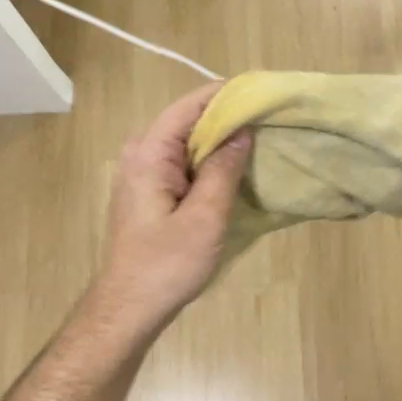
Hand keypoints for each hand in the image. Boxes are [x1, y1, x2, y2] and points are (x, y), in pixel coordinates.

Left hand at [94, 82, 252, 335]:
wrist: (130, 308)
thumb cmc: (167, 263)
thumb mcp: (205, 216)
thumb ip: (223, 169)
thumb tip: (242, 131)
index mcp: (149, 154)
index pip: (190, 106)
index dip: (227, 95)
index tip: (264, 92)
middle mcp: (141, 154)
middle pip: (189, 120)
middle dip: (228, 116)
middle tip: (271, 117)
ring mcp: (144, 174)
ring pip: (188, 143)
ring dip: (222, 140)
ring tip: (263, 138)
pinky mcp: (152, 193)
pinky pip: (185, 163)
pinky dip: (212, 160)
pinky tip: (239, 169)